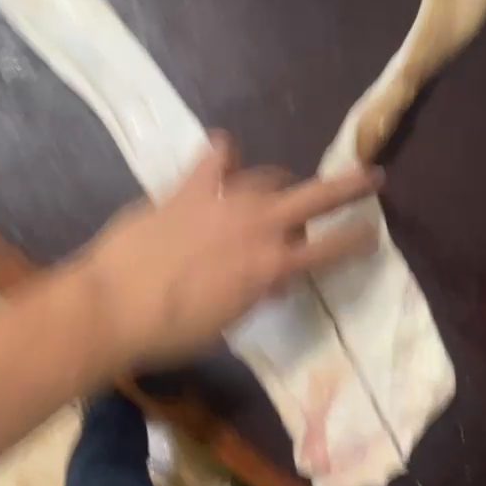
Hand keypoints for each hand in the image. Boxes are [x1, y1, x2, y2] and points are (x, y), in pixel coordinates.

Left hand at [74, 133, 382, 366]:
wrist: (111, 307)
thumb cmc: (169, 332)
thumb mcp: (226, 321)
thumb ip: (252, 292)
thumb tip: (268, 279)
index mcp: (270, 268)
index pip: (329, 250)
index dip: (356, 241)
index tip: (374, 232)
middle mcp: (257, 226)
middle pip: (316, 196)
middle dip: (350, 186)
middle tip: (371, 177)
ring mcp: (224, 201)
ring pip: (269, 177)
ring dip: (280, 185)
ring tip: (279, 190)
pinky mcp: (188, 188)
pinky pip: (216, 158)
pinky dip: (224, 156)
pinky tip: (225, 153)